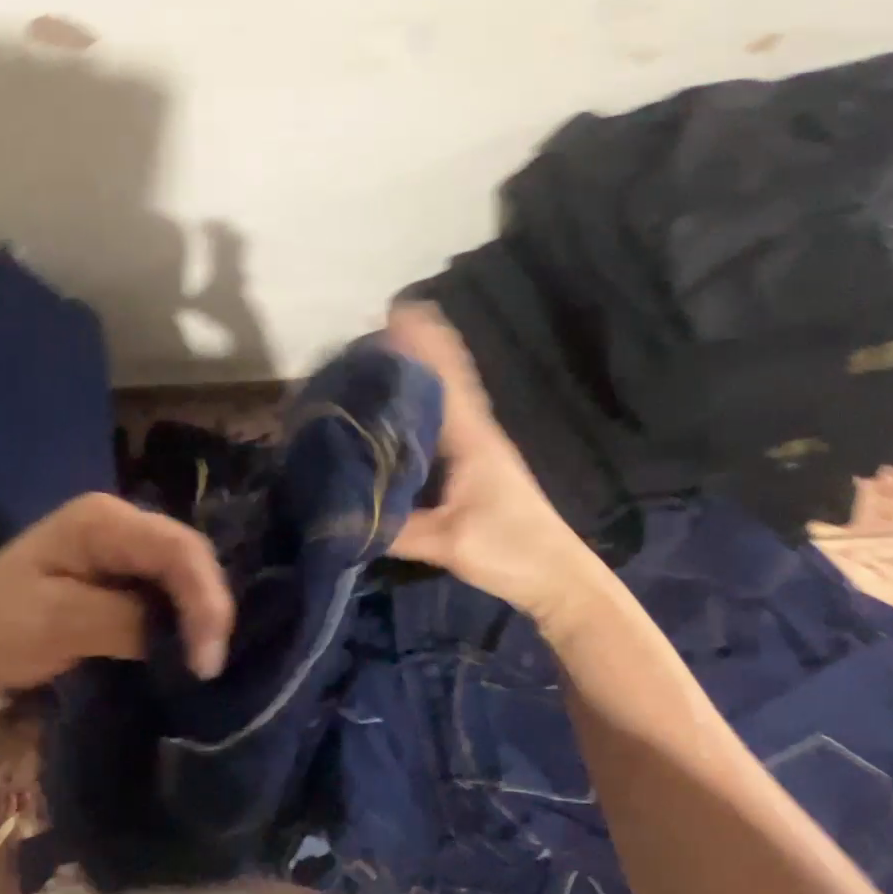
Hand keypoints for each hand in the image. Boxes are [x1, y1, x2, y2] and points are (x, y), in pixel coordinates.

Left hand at [0, 493, 235, 697]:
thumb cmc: (1, 626)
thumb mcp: (60, 623)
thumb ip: (125, 619)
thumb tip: (181, 634)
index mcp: (100, 520)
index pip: (175, 547)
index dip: (203, 598)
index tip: (206, 660)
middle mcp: (115, 519)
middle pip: (185, 554)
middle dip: (207, 606)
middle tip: (209, 665)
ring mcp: (116, 543)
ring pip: (180, 570)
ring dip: (198, 611)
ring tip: (203, 659)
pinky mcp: (115, 571)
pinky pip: (163, 586)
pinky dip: (179, 615)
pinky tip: (184, 644)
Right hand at [383, 304, 602, 629]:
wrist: (559, 581)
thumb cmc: (510, 552)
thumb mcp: (448, 543)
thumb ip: (392, 528)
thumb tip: (333, 516)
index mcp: (470, 440)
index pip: (443, 379)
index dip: (422, 345)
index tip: (396, 312)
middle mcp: (474, 435)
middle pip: (443, 379)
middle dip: (414, 350)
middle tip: (372, 331)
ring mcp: (477, 451)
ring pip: (443, 400)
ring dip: (418, 374)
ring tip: (379, 357)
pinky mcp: (473, 469)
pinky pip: (441, 424)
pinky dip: (422, 405)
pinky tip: (398, 411)